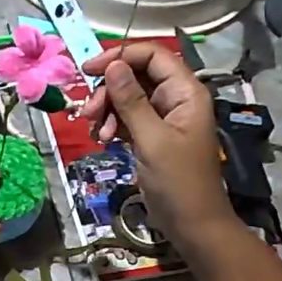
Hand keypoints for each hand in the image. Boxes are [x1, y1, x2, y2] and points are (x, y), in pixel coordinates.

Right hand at [79, 44, 236, 247]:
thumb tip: (113, 66)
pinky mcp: (153, 138)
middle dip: (109, 90)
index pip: (152, 56)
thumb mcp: (152, 140)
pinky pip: (128, 120)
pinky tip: (103, 141)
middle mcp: (175, 99)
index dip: (120, 56)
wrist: (193, 224)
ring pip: (128, 99)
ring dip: (108, 111)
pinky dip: (113, 126)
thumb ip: (131, 101)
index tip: (89, 70)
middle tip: (88, 113)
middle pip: (136, 76)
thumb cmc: (178, 182)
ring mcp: (164, 119)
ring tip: (96, 134)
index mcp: (185, 92)